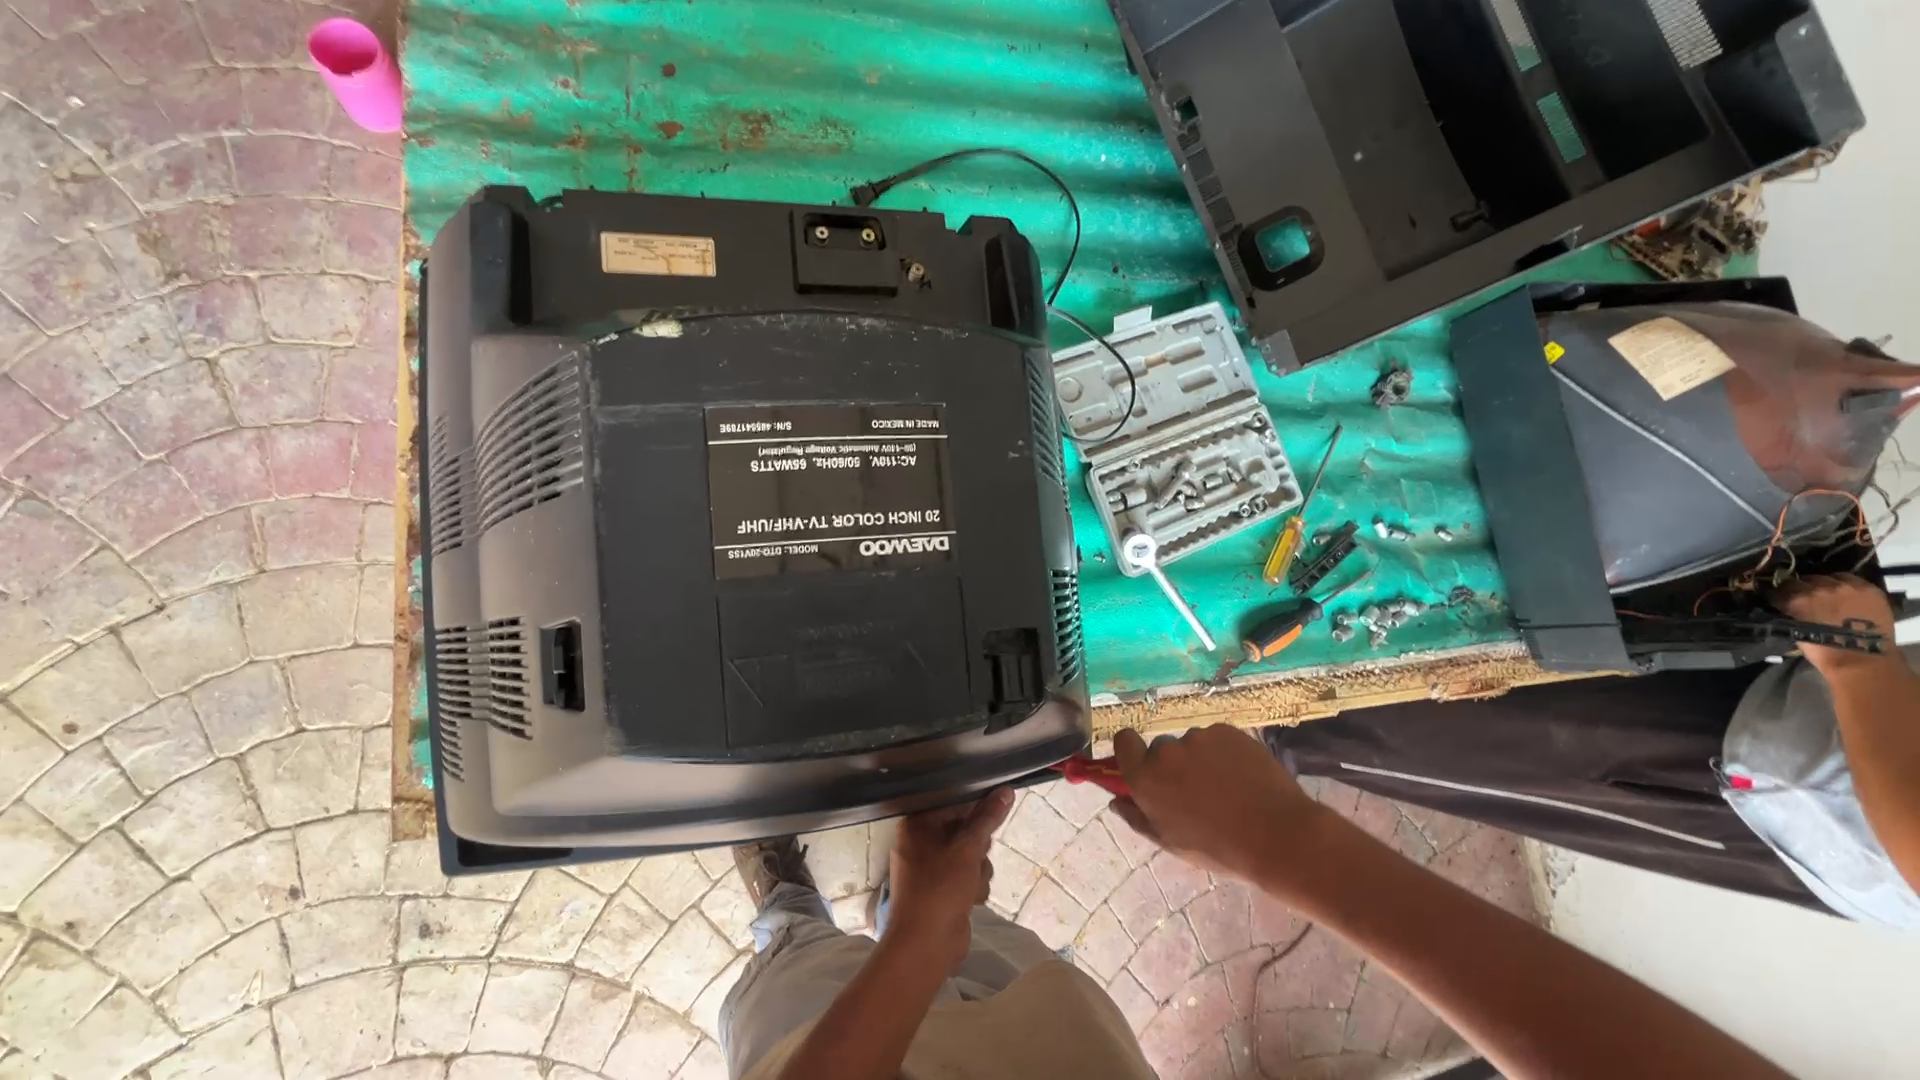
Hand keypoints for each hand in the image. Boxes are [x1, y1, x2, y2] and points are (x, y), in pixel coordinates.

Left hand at [884, 788, 1013, 971]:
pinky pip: (967, 875)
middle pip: (965, 830)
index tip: (996, 813)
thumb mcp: (968, 849)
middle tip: (978, 857)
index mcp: (916, 826)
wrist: (925, 946)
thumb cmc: (940, 889)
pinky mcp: (942, 889)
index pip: (952, 804)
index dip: (976, 810)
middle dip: (979, 847)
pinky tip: (972, 899)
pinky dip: (973, 886)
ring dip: (979, 869)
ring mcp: (931, 868)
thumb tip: (1006, 790)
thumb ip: (987, 819)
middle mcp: (920, 842)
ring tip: (973, 884)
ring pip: (971, 854)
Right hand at [1107, 725, 1325, 883]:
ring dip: (1201, 759)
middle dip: (1173, 765)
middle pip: (1161, 749)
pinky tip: (1243, 777)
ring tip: (1227, 788)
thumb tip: (1115, 800)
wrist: (1278, 835)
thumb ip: (1137, 817)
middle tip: (1196, 791)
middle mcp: (1167, 751)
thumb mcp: (1170, 841)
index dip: (1131, 751)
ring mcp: (1199, 738)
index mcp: (1146, 778)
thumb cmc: (1218, 847)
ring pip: (1193, 745)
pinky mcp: (1228, 731)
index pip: (1124, 742)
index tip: (1145, 766)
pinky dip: (1225, 753)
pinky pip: (1218, 739)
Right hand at [1772, 573, 1899, 673]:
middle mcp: (1816, 589)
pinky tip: (1840, 591)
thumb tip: (1784, 604)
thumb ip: (1788, 611)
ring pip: (1822, 577)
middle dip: (1796, 588)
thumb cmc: (1823, 650)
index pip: (1777, 590)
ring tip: (1821, 594)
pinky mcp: (1865, 588)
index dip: (1777, 595)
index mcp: (1793, 601)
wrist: (1861, 658)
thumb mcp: (1793, 628)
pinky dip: (1840, 583)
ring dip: (1818, 585)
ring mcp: (1843, 587)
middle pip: (1799, 580)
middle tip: (1799, 597)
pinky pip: (1847, 577)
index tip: (1777, 599)